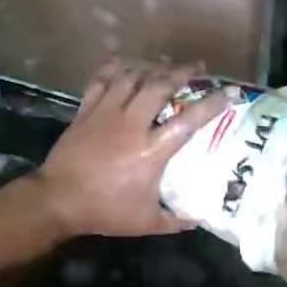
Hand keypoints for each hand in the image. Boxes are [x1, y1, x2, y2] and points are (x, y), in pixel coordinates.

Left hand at [32, 60, 227, 237]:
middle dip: (180, 72)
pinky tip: (125, 64)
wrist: (57, 199)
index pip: (189, 120)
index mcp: (151, 151)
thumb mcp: (146, 222)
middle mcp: (131, 125)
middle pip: (159, 86)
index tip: (229, 91)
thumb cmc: (104, 211)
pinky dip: (115, 69)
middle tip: (195, 67)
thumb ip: (175, 220)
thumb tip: (198, 218)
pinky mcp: (85, 112)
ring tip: (163, 64)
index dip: (212, 103)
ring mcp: (105, 114)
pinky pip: (101, 81)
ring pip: (130, 77)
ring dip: (150, 66)